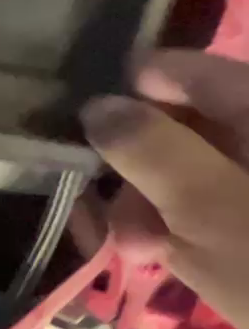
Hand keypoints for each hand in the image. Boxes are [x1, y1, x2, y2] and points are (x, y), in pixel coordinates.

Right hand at [81, 50, 248, 328]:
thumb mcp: (206, 212)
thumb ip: (147, 149)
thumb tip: (100, 105)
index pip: (190, 71)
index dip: (131, 98)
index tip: (94, 143)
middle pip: (201, 124)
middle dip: (147, 173)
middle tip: (125, 228)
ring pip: (217, 167)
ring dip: (169, 206)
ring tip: (151, 255)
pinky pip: (240, 199)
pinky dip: (209, 223)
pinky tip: (194, 257)